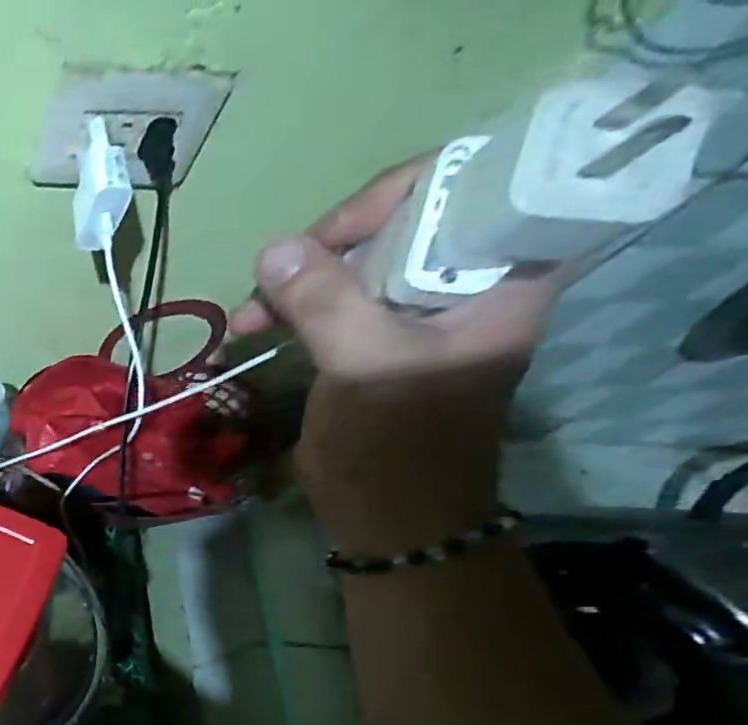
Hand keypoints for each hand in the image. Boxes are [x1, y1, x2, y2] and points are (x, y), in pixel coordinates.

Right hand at [229, 157, 564, 554]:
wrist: (390, 515)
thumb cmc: (396, 442)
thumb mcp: (362, 364)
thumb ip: (323, 301)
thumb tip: (273, 247)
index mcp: (501, 274)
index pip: (465, 187)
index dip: (392, 197)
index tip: (326, 237)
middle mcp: (468, 280)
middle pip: (400, 223)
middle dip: (326, 248)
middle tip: (269, 279)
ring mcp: (419, 310)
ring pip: (358, 264)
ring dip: (296, 283)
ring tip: (247, 317)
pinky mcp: (380, 337)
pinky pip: (338, 300)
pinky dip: (294, 307)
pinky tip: (256, 326)